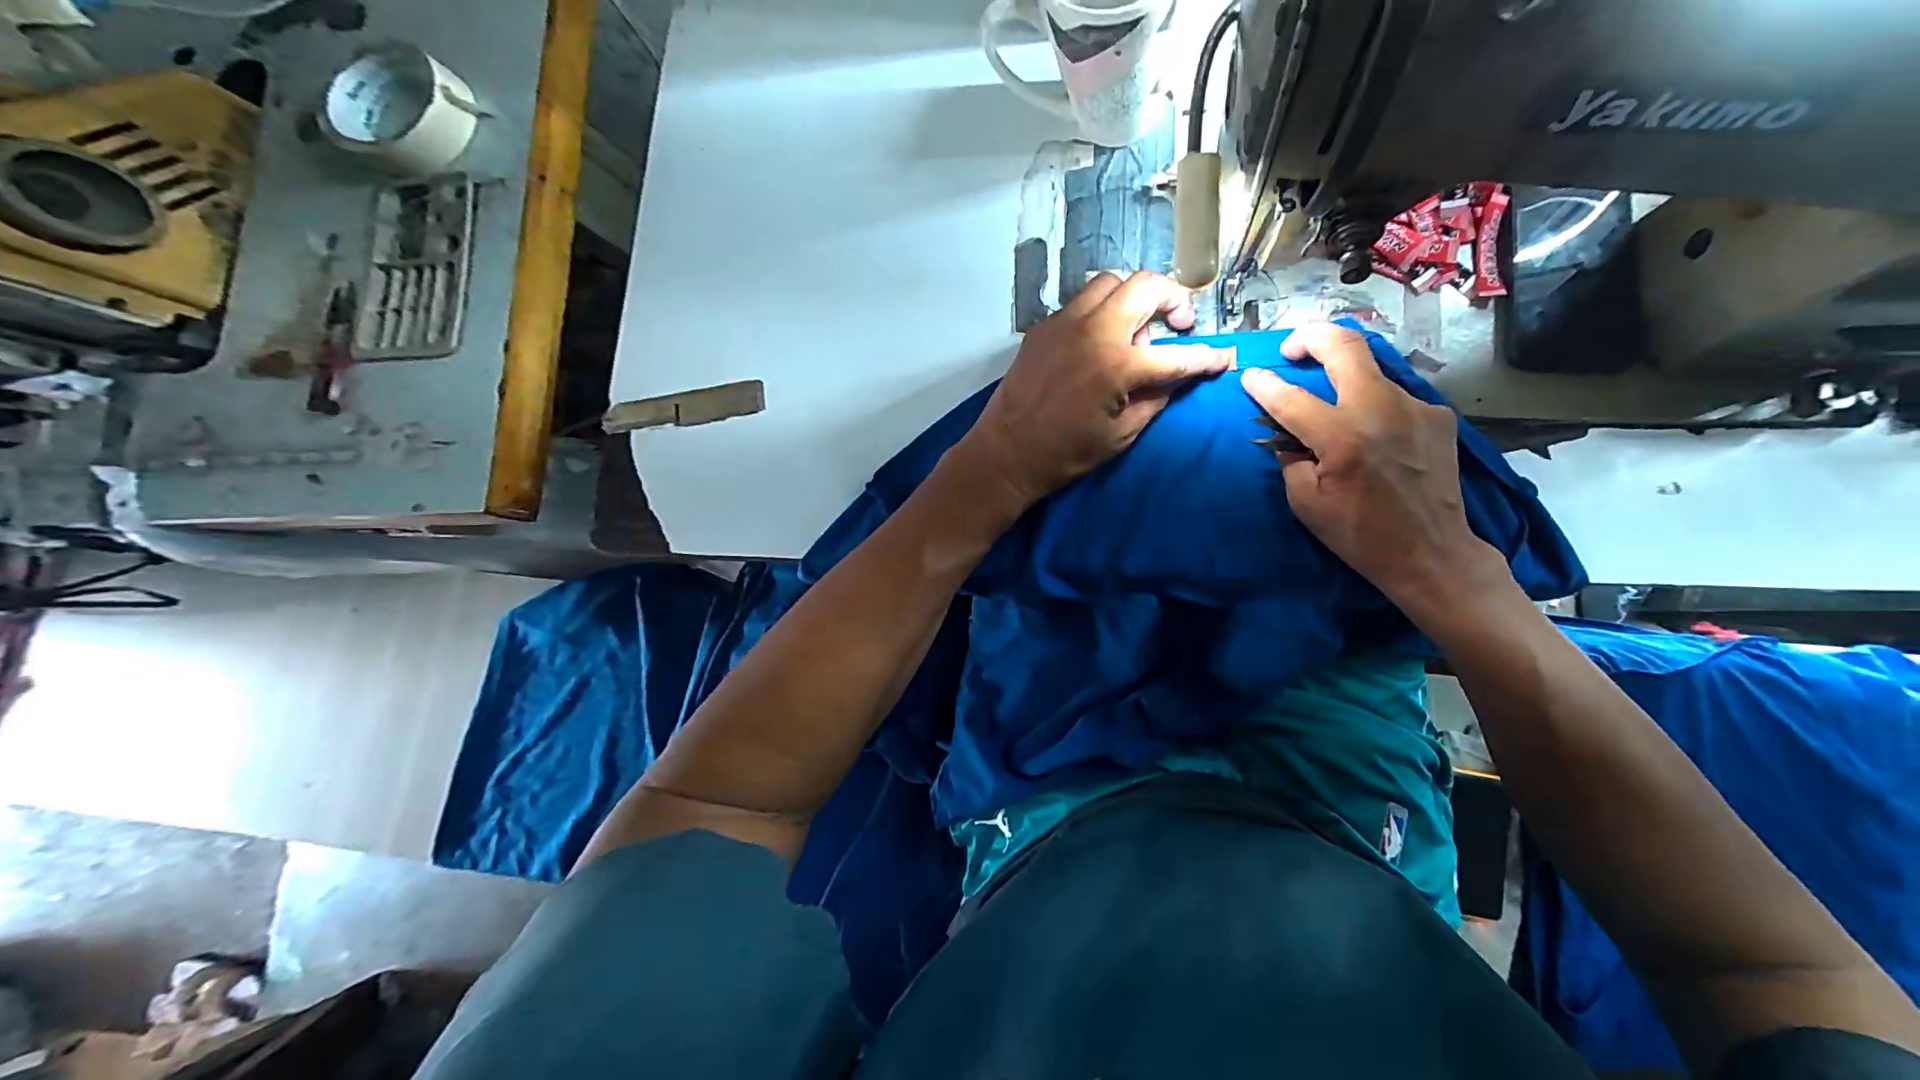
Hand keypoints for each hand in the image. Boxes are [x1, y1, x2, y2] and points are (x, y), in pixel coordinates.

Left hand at [955, 271, 1237, 508]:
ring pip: (1109, 283)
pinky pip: (1081, 302)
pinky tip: (1100, 340)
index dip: (1207, 357)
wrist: (1005, 454)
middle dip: (1173, 298)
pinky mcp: (1043, 327)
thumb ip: (1157, 397)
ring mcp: (1064, 323)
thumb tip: (1179, 375)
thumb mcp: (1122, 434)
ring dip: (1133, 297)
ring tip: (1136, 328)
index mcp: (1117, 365)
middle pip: (1145, 285)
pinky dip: (1100, 311)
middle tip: (1179, 324)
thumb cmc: (1066, 454)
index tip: (1224, 357)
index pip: (1178, 354)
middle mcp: (1093, 331)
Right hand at [1240, 322, 1509, 613]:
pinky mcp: (1437, 415)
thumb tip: (1286, 434)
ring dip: (1343, 374)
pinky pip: (1393, 395)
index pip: (1291, 397)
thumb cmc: (1359, 534)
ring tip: (1330, 396)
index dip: (1263, 385)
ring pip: (1371, 369)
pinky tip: (1369, 428)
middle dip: (1310, 337)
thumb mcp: (1306, 503)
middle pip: (1345, 346)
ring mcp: (1415, 407)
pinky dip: (1371, 403)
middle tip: (1291, 349)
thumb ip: (1290, 459)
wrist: (1431, 552)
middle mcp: (1381, 410)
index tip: (1249, 376)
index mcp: (1342, 437)